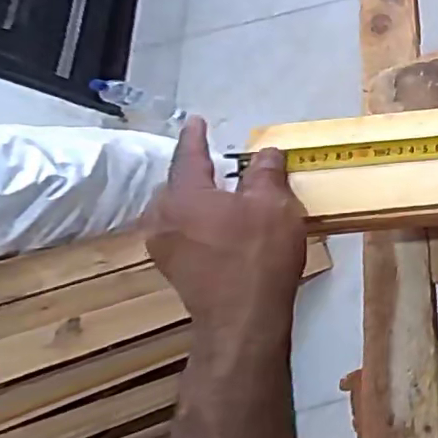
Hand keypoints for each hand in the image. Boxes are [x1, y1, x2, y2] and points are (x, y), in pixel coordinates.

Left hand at [143, 118, 307, 347]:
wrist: (244, 316)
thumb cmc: (259, 252)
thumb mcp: (274, 205)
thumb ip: (266, 173)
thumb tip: (264, 152)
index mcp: (184, 196)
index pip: (188, 156)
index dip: (195, 137)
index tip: (196, 121)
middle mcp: (164, 217)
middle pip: (177, 184)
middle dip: (195, 171)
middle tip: (217, 161)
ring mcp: (164, 247)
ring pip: (178, 210)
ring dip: (198, 198)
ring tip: (222, 193)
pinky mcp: (175, 268)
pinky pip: (183, 230)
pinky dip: (200, 219)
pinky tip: (221, 225)